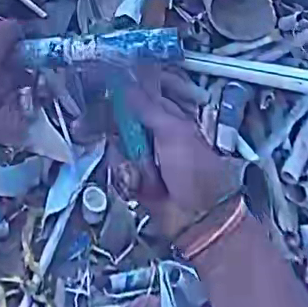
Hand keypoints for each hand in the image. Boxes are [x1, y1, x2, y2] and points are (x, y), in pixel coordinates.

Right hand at [120, 79, 244, 240]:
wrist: (200, 221)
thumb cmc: (196, 172)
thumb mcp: (173, 133)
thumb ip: (147, 108)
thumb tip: (127, 85)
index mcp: (169, 117)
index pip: (142, 96)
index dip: (125, 93)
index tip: (107, 89)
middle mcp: (154, 133)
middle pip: (123, 118)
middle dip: (118, 127)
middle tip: (119, 135)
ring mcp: (144, 156)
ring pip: (117, 143)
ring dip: (124, 157)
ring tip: (140, 171)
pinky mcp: (135, 177)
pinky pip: (118, 167)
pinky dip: (124, 173)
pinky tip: (135, 182)